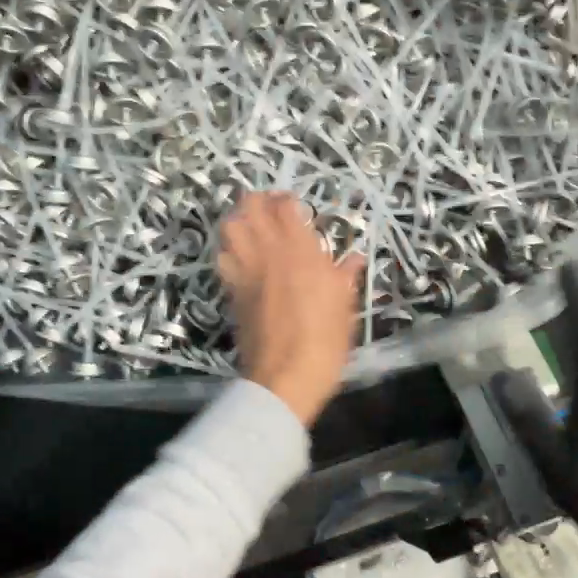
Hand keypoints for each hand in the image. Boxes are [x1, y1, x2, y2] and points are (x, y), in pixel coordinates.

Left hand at [217, 192, 364, 425]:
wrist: (286, 376)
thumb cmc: (325, 340)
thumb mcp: (344, 306)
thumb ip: (345, 275)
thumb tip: (354, 258)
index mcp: (301, 250)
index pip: (285, 207)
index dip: (286, 201)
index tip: (294, 207)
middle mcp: (269, 252)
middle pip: (250, 207)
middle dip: (257, 202)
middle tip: (269, 211)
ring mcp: (246, 271)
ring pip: (229, 227)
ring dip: (238, 221)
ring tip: (251, 230)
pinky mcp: (232, 291)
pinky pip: (223, 259)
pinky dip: (228, 252)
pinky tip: (240, 260)